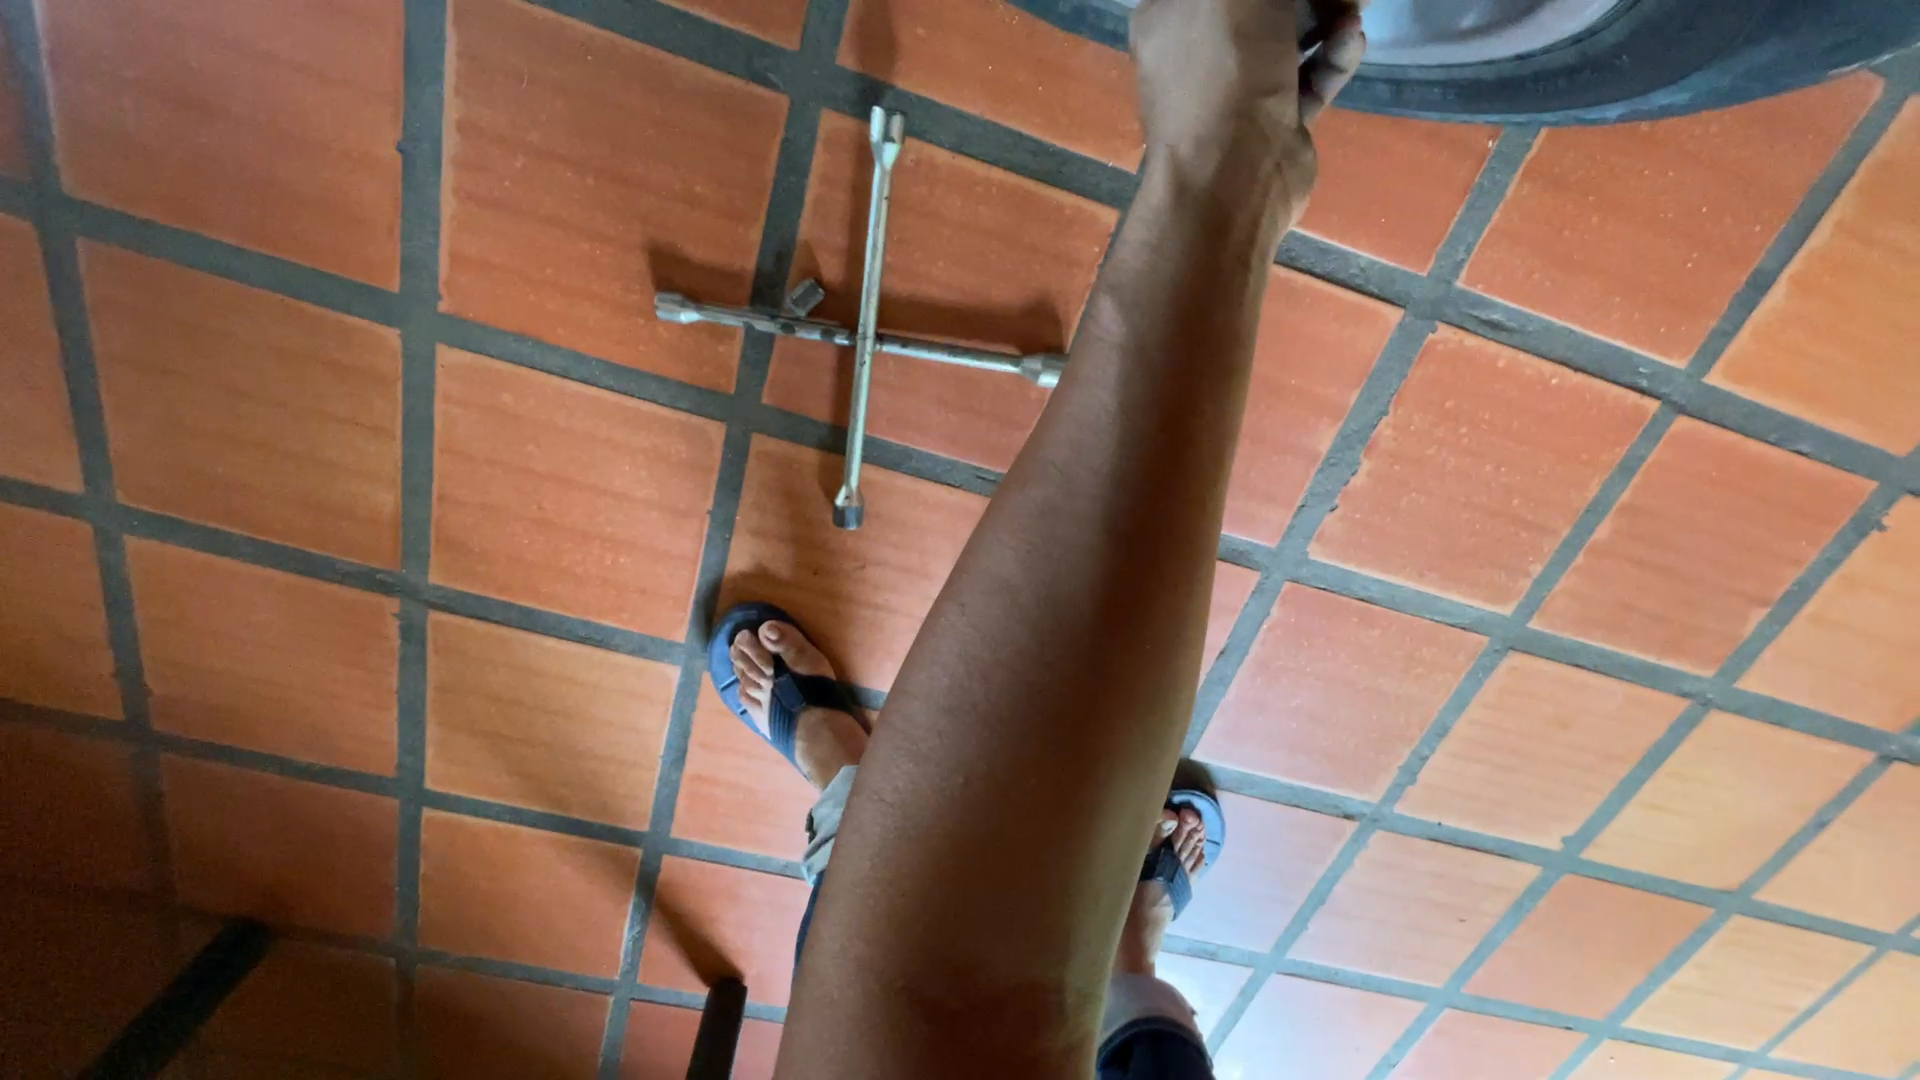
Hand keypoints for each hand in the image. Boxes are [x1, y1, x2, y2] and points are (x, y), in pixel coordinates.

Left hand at [1131, 0, 1364, 220]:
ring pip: (1289, 36)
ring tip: (1352, 15)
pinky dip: (1333, 58)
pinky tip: (1349, 45)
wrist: (1230, 177)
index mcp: (1167, 16)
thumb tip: (1281, 3)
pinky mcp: (1270, 124)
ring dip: (1330, 14)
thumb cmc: (1223, 71)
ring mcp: (1232, 93)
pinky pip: (1307, 78)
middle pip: (1259, 4)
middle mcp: (1194, 55)